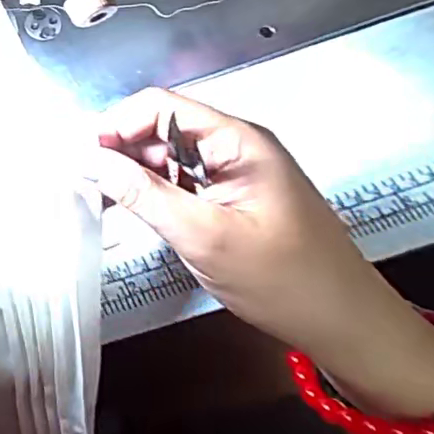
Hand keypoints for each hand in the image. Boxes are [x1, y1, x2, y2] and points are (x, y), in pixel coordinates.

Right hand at [84, 88, 433, 416]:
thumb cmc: (285, 281)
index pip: (161, 106)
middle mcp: (235, 146)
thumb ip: (143, 193)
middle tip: (90, 187)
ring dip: (136, 175)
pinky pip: (184, 183)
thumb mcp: (205, 236)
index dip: (117, 125)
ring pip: (170, 157)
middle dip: (122, 151)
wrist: (347, 326)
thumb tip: (91, 160)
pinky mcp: (233, 198)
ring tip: (107, 203)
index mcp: (236, 140)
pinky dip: (156, 194)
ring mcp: (235, 172)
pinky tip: (137, 214)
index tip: (85, 158)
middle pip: (163, 128)